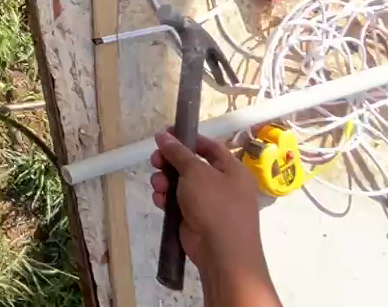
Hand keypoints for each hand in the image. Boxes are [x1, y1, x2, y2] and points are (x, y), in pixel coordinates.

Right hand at [150, 131, 279, 306]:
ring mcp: (209, 202)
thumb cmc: (215, 206)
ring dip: (164, 181)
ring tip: (160, 188)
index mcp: (232, 171)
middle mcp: (223, 184)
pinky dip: (166, 198)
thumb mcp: (195, 172)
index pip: (209, 146)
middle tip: (155, 162)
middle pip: (189, 163)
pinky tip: (162, 202)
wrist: (222, 253)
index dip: (186, 138)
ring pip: (179, 181)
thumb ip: (177, 151)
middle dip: (168, 162)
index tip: (164, 135)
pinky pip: (176, 199)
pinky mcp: (196, 215)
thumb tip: (163, 135)